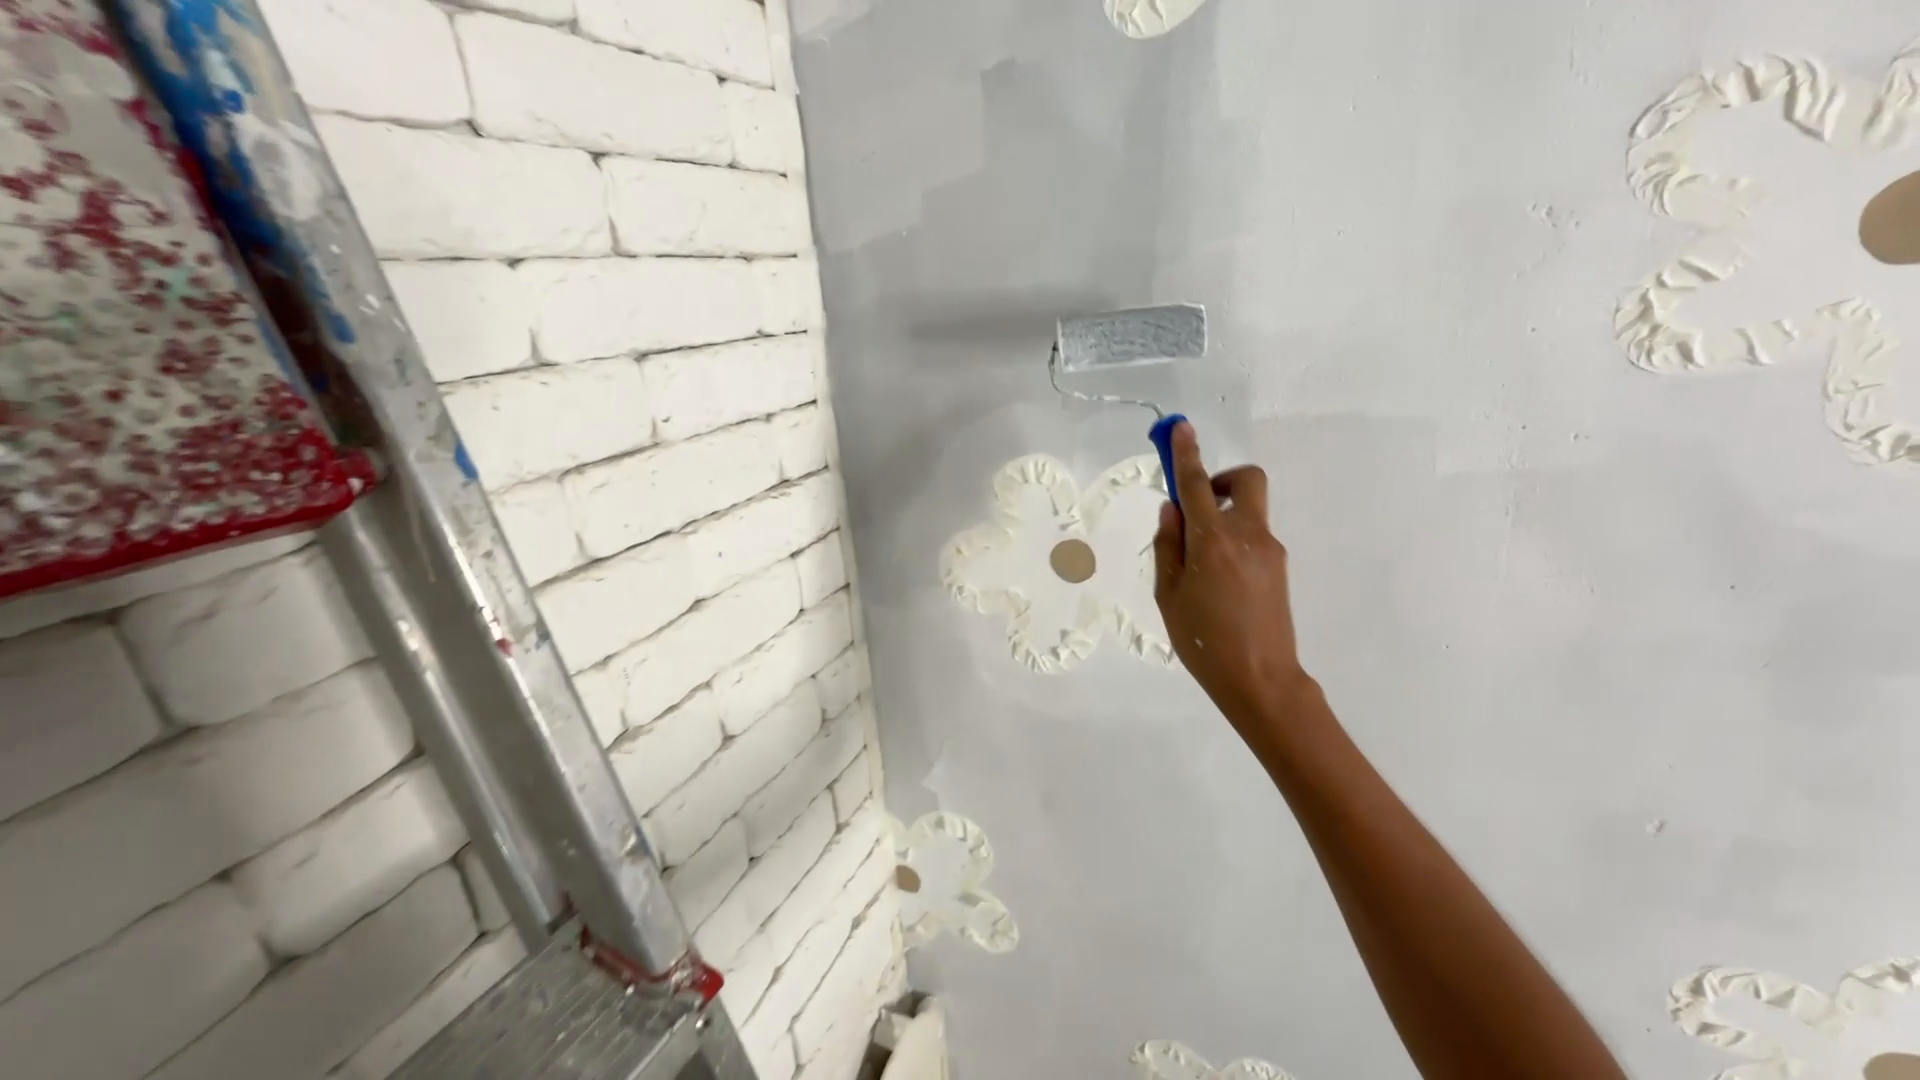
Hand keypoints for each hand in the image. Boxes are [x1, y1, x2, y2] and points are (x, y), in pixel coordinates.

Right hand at [1152, 422, 1311, 723]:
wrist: (1261, 679)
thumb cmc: (1203, 641)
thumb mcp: (1169, 595)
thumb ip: (1168, 546)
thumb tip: (1172, 510)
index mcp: (1213, 540)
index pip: (1197, 483)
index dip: (1185, 453)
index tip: (1180, 427)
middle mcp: (1248, 535)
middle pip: (1247, 481)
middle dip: (1224, 479)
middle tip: (1199, 506)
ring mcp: (1270, 550)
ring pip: (1248, 512)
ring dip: (1224, 517)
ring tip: (1199, 564)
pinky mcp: (1279, 568)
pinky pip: (1252, 538)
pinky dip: (1232, 541)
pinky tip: (1217, 582)